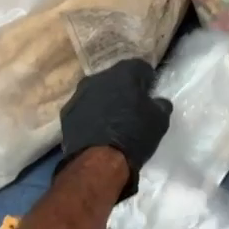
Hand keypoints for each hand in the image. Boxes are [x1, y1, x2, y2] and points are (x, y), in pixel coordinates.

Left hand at [56, 57, 171, 198]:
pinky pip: (84, 108)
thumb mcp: (160, 120)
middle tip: (132, 107)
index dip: (148, 80)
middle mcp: (99, 76)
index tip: (150, 94)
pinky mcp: (67, 112)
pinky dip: (91, 115)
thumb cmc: (134, 135)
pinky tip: (97, 131)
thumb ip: (160, 104)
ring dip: (106, 101)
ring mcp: (80, 94)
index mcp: (125, 72)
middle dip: (125, 89)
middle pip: (116, 77)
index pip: (141, 67)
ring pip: (97, 92)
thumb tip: (157, 101)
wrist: (98, 162)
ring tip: (113, 121)